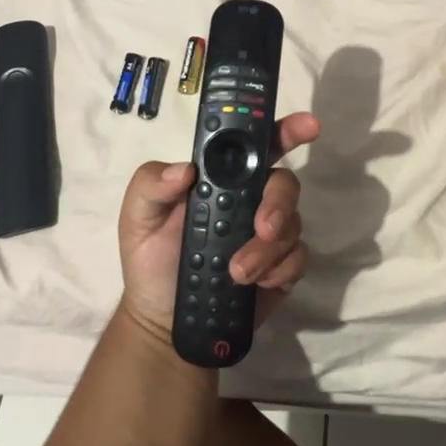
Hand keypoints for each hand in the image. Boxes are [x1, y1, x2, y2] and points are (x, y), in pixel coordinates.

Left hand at [116, 111, 320, 340]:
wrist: (162, 320)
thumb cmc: (150, 259)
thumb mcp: (136, 216)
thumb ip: (150, 184)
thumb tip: (185, 170)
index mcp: (222, 177)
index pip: (256, 143)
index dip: (285, 128)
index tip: (308, 124)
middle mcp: (251, 198)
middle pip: (284, 182)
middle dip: (280, 201)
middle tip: (263, 227)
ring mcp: (269, 232)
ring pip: (293, 223)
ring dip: (268, 248)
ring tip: (238, 273)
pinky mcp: (280, 267)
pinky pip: (298, 258)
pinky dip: (281, 269)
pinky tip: (258, 283)